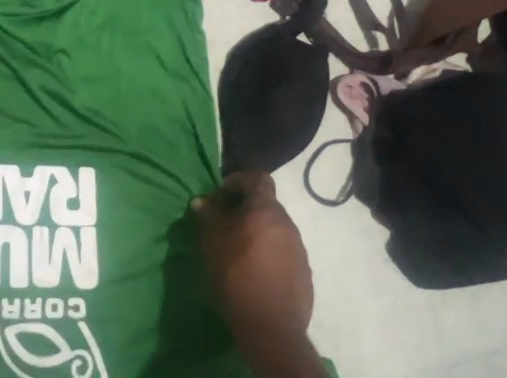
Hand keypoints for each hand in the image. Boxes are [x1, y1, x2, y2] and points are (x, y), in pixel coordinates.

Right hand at [191, 172, 315, 363]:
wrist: (271, 328)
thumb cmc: (235, 275)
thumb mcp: (211, 242)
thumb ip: (208, 216)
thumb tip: (202, 201)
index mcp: (266, 210)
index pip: (258, 178)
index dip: (238, 181)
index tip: (221, 197)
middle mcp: (287, 224)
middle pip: (266, 205)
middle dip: (245, 211)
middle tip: (224, 227)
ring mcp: (299, 250)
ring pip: (275, 230)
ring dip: (257, 233)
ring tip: (238, 252)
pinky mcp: (304, 274)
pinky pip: (284, 253)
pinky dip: (269, 255)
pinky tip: (255, 274)